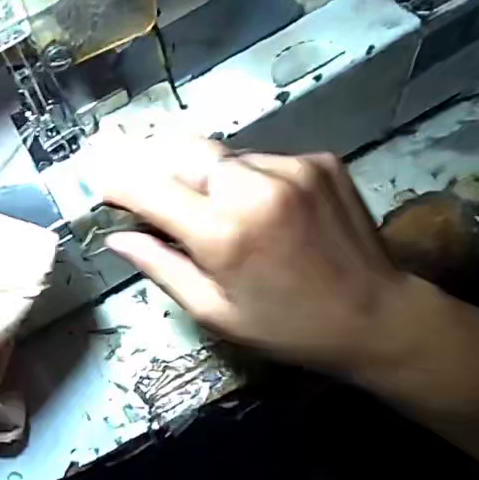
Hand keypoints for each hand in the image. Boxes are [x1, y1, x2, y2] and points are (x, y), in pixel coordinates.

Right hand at [95, 137, 416, 376]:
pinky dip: (248, 177)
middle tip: (145, 182)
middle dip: (157, 164)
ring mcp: (291, 167)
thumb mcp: (215, 311)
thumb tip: (117, 238)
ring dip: (207, 174)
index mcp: (224, 232)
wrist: (376, 315)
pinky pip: (264, 159)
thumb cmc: (287, 326)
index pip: (150, 189)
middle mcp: (254, 187)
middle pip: (184, 153)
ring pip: (225, 155)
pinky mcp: (319, 159)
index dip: (118, 183)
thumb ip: (161, 267)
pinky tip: (261, 206)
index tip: (101, 183)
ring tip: (215, 206)